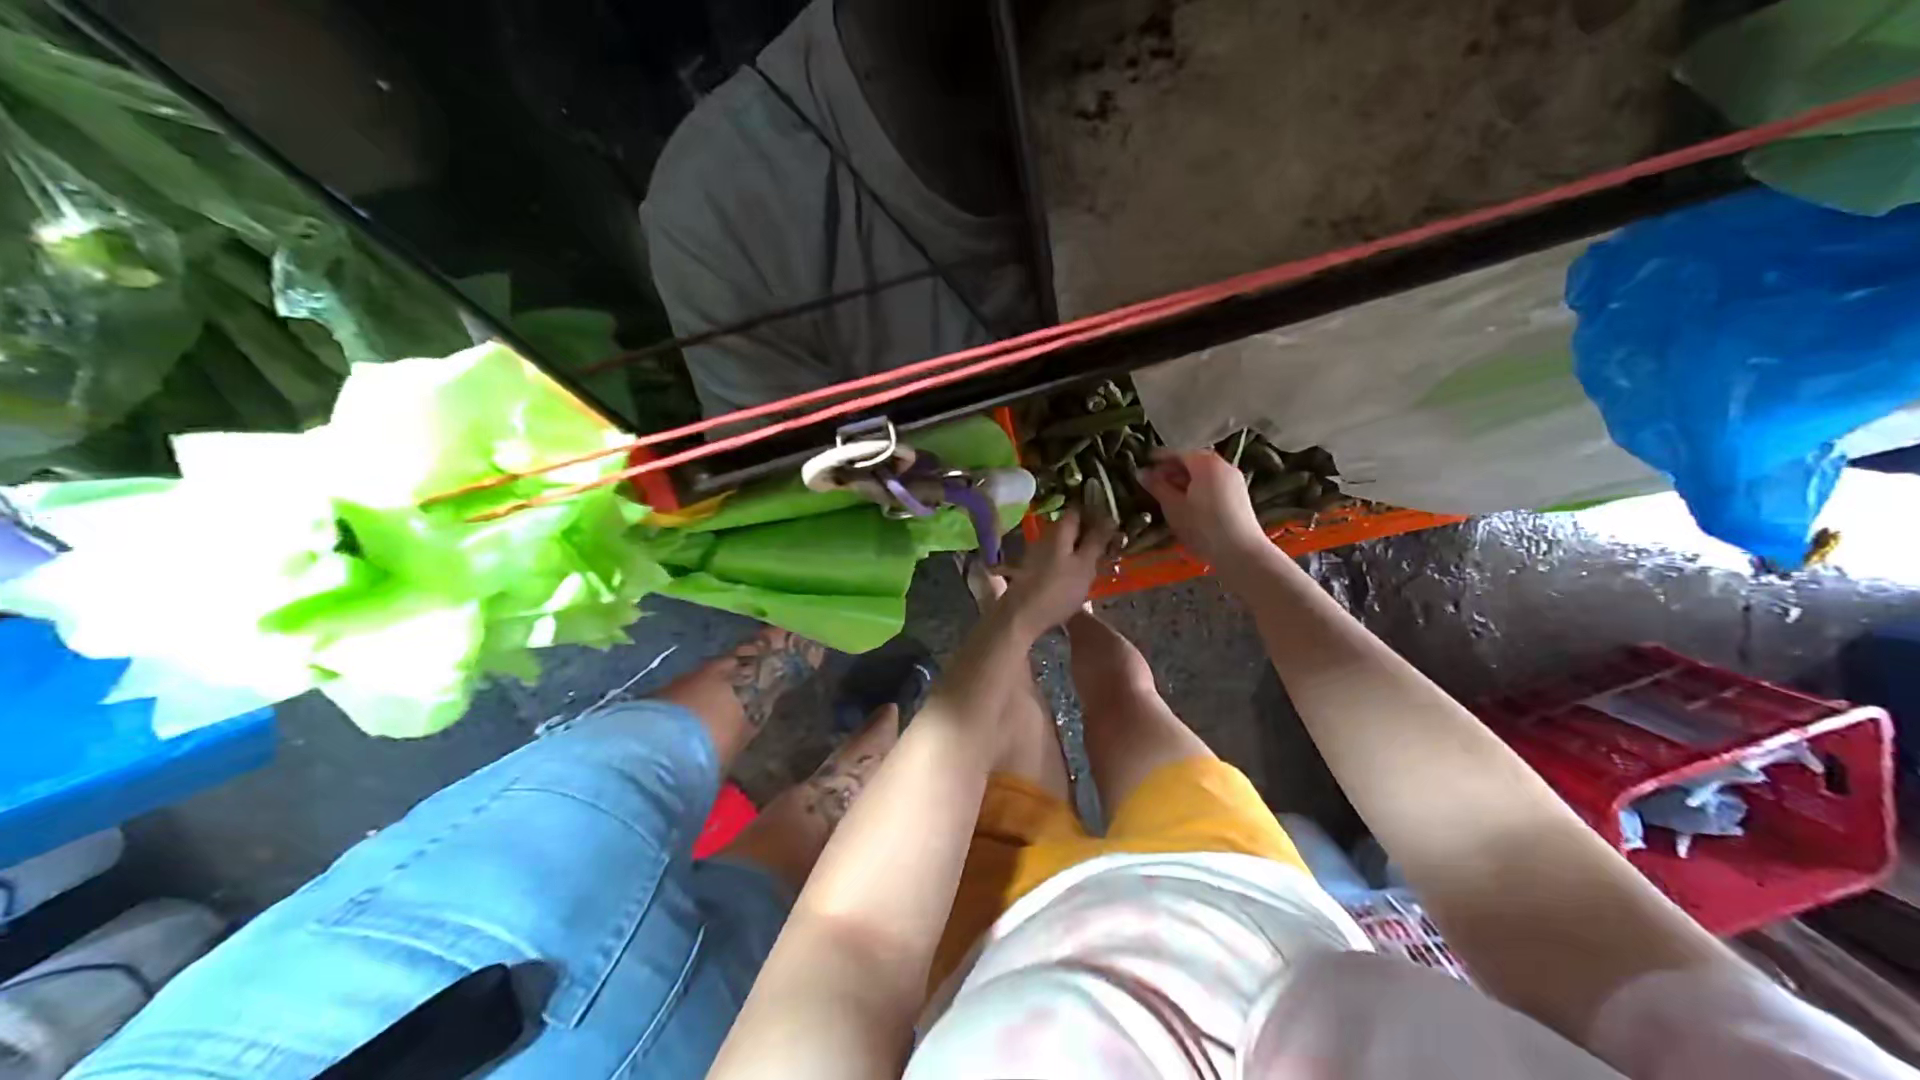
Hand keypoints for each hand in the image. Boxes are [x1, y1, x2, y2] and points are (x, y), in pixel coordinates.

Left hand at [998, 509, 1117, 637]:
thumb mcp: (1084, 566)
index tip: (1113, 523)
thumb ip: (1097, 540)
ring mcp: (1036, 552)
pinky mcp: (1032, 568)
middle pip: (1071, 525)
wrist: (1021, 616)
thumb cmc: (1057, 590)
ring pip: (1064, 542)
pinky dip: (1069, 560)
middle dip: (1090, 531)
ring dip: (1080, 547)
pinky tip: (1079, 573)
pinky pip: (1056, 556)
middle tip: (1111, 544)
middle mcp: (1045, 535)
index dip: (1097, 512)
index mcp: (1059, 530)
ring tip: (1099, 560)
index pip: (1079, 509)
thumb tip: (1110, 517)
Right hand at [1137, 449, 1268, 568]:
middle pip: (1193, 461)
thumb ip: (1157, 486)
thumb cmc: (1202, 526)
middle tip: (1152, 481)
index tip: (1142, 463)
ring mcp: (1234, 480)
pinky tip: (1186, 502)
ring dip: (1184, 480)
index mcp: (1206, 463)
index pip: (1178, 453)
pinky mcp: (1239, 495)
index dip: (1158, 458)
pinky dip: (1197, 487)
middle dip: (1171, 469)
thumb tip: (1141, 472)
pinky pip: (1213, 483)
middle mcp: (1223, 465)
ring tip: (1166, 494)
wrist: (1240, 552)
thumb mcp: (1173, 506)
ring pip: (1203, 473)